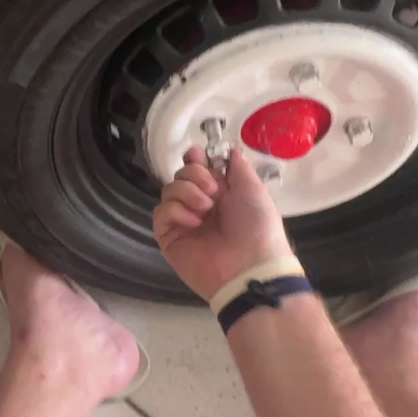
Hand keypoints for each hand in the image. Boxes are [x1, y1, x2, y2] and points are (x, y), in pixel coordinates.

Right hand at [151, 147, 293, 301]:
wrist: (248, 266)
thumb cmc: (256, 226)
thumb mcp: (253, 188)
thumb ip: (237, 166)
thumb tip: (228, 150)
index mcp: (220, 191)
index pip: (196, 165)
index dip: (195, 158)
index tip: (201, 158)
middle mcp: (200, 203)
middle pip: (181, 173)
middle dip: (195, 175)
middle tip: (213, 192)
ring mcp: (183, 220)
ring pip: (169, 189)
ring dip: (187, 192)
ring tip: (205, 210)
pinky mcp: (169, 236)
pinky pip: (161, 212)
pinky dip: (176, 211)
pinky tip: (194, 222)